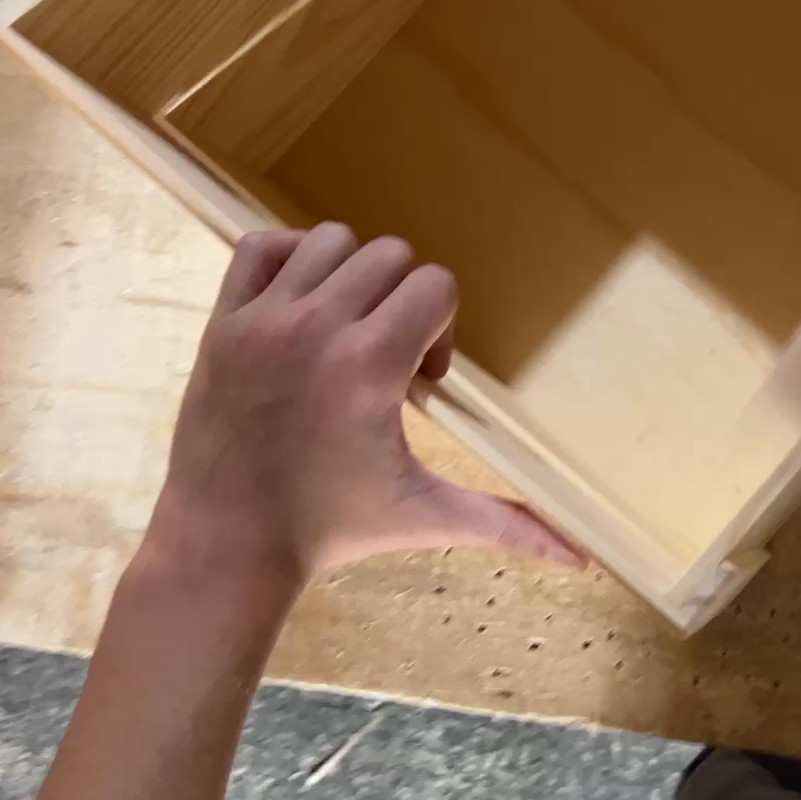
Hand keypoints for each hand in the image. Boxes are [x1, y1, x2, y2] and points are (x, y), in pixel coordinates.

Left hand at [150, 223, 582, 583]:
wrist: (224, 546)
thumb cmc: (334, 529)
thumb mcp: (431, 517)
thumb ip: (510, 525)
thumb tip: (580, 559)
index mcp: (370, 364)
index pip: (436, 284)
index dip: (444, 326)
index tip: (423, 379)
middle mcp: (315, 327)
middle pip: (393, 256)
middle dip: (407, 300)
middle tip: (392, 358)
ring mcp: (260, 318)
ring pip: (333, 241)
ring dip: (356, 277)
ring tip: (351, 331)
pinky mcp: (220, 321)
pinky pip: (262, 246)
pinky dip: (293, 261)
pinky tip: (306, 309)